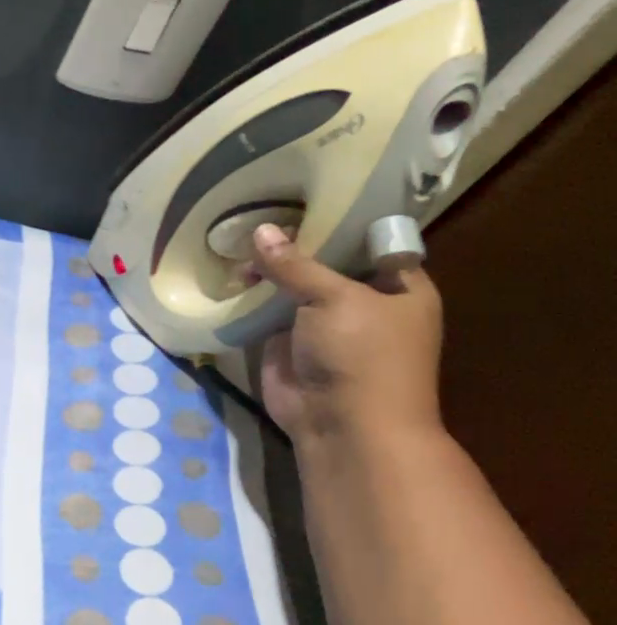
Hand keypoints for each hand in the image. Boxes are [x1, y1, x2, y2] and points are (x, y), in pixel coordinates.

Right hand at [251, 224, 442, 444]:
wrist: (343, 422)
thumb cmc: (362, 354)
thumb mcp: (335, 299)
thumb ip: (296, 265)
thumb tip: (259, 230)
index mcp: (399, 287)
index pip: (369, 242)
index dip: (337, 222)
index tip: (299, 202)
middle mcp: (363, 302)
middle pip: (324, 263)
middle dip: (290, 247)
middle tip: (251, 221)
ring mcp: (323, 324)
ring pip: (291, 288)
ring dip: (265, 272)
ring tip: (230, 246)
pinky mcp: (288, 344)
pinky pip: (267, 313)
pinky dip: (249, 300)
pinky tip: (225, 278)